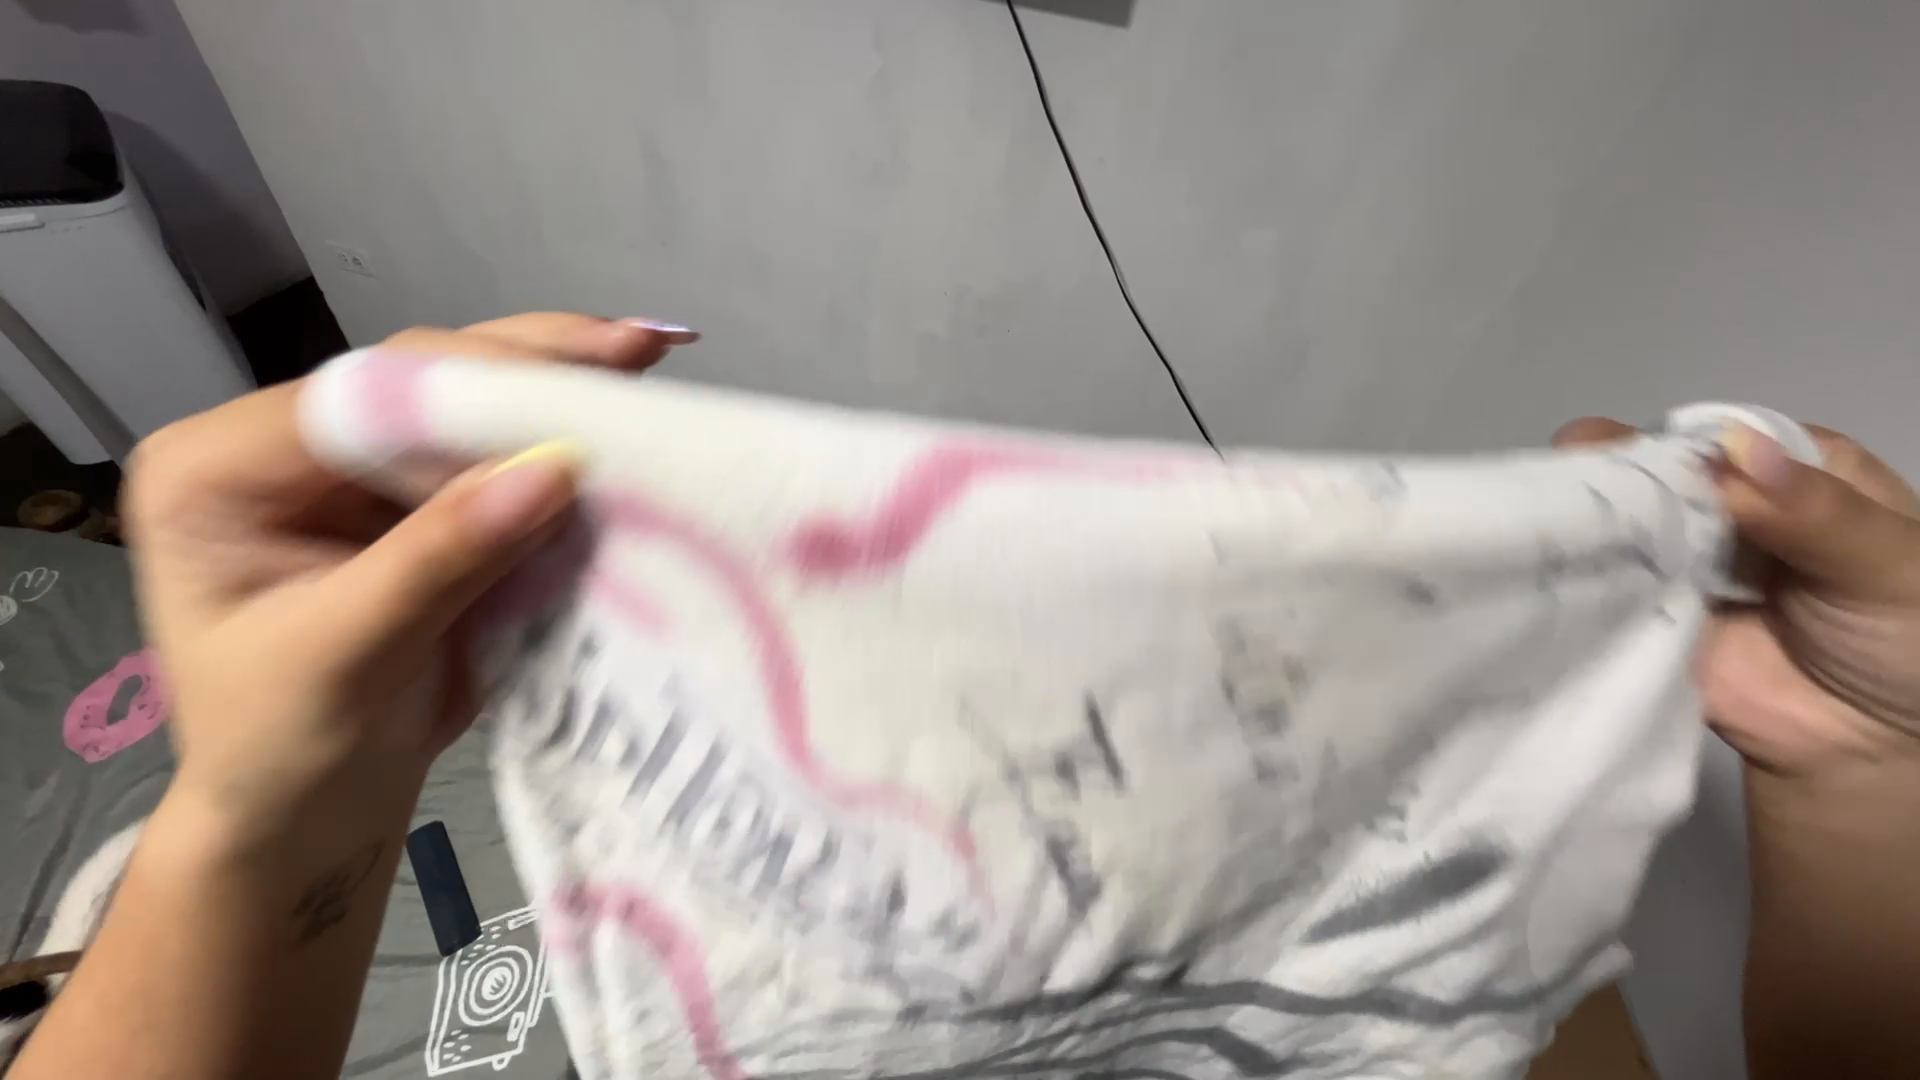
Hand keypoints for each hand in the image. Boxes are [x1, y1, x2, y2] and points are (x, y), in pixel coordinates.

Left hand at [125, 313, 692, 826]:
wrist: (315, 804)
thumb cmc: (290, 744)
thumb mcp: (346, 655)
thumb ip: (439, 558)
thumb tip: (552, 468)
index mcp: (230, 467)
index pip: (367, 394)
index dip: (482, 385)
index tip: (591, 389)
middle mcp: (301, 449)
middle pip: (430, 379)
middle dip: (540, 363)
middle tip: (644, 344)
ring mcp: (374, 475)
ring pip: (478, 408)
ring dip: (566, 389)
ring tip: (649, 360)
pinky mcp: (434, 505)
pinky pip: (508, 458)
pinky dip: (570, 441)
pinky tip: (623, 413)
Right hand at [1554, 419, 1919, 779]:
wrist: (1862, 743)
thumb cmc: (1905, 638)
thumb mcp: (1888, 567)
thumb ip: (1816, 514)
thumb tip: (1735, 455)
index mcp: (1782, 472)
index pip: (1706, 438)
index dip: (1656, 444)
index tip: (1604, 463)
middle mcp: (1714, 506)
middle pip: (1641, 477)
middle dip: (1599, 484)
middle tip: (1555, 502)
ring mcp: (1665, 557)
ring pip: (1608, 525)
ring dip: (1572, 528)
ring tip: (1534, 534)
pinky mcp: (1632, 603)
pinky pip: (1592, 582)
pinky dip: (1566, 576)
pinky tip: (1538, 571)